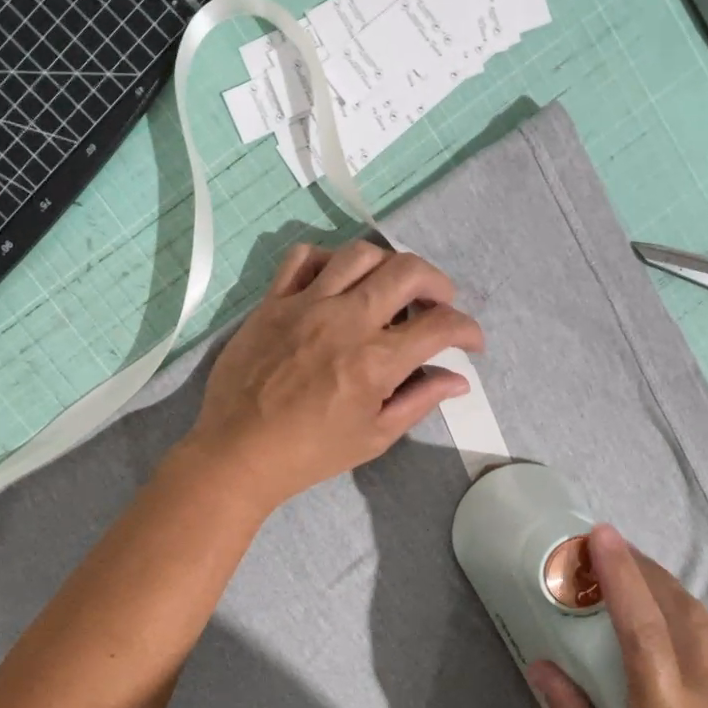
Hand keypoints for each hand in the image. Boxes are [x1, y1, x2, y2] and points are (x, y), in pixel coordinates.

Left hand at [180, 241, 484, 510]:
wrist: (237, 452)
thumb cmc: (309, 454)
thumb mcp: (373, 438)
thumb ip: (419, 401)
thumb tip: (458, 379)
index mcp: (376, 361)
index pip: (440, 325)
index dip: (467, 329)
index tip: (469, 341)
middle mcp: (346, 321)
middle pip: (408, 272)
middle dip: (438, 283)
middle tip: (437, 305)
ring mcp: (306, 305)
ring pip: (360, 254)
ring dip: (388, 265)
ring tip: (390, 288)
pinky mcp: (272, 302)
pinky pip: (303, 257)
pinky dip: (328, 260)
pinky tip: (336, 282)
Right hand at [528, 525, 707, 707]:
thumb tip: (542, 668)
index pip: (646, 626)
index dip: (623, 575)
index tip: (603, 534)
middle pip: (687, 615)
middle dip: (650, 575)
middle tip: (616, 555)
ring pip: (707, 646)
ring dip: (670, 615)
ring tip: (635, 612)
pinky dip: (689, 662)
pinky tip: (670, 692)